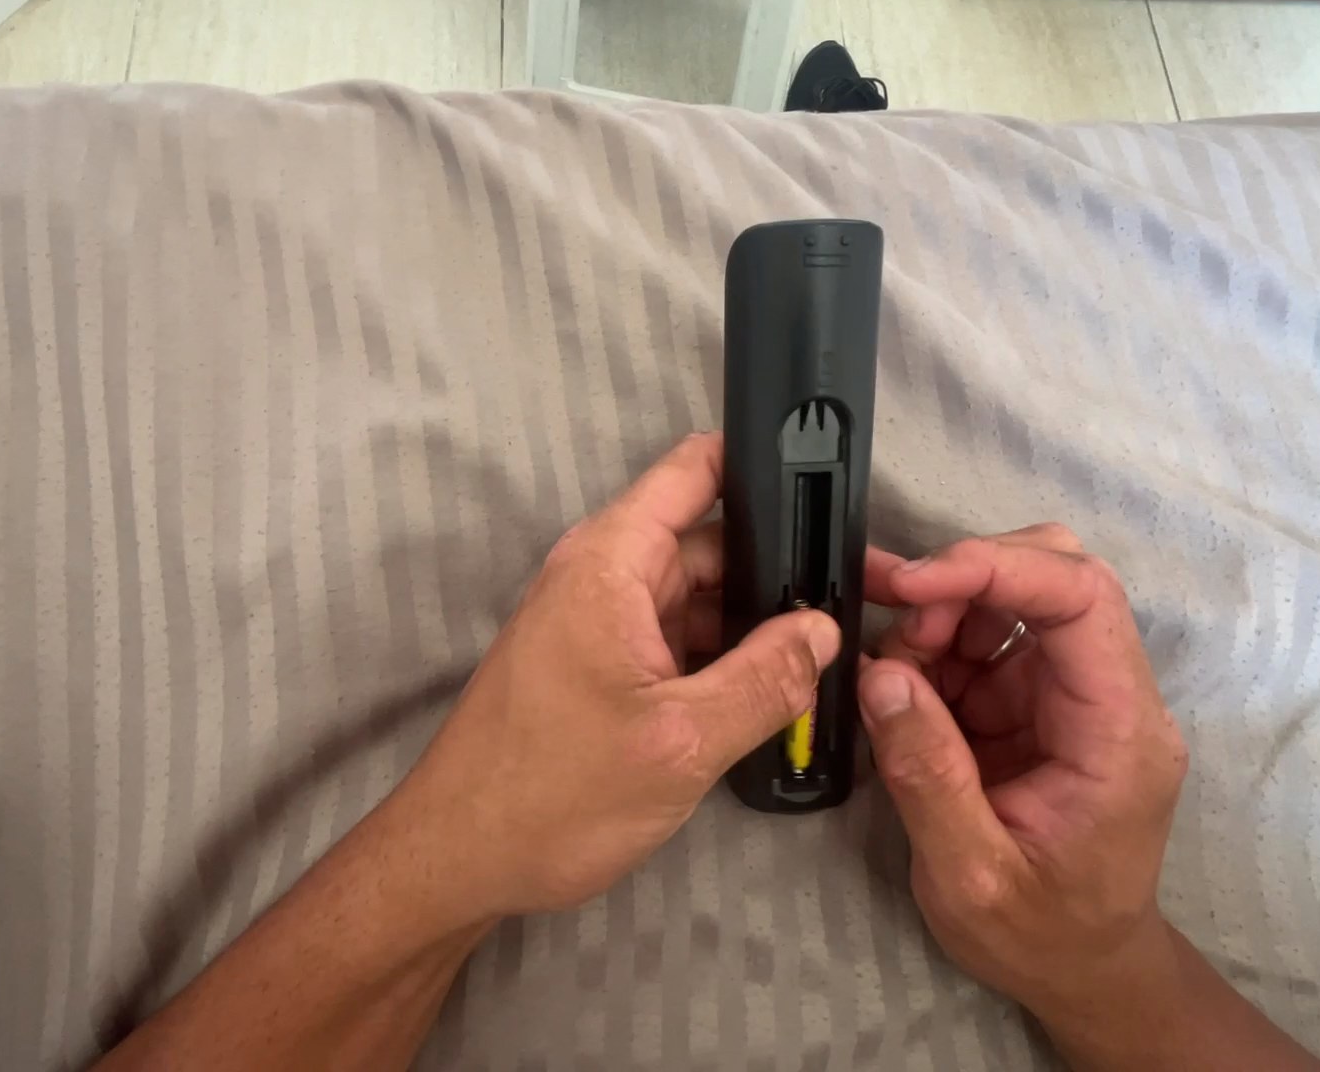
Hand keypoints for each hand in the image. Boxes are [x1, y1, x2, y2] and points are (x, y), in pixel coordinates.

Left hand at [385, 432, 840, 918]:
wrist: (460, 856)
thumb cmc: (556, 793)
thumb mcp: (681, 740)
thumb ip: (765, 679)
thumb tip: (823, 631)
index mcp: (612, 560)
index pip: (695, 469)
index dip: (763, 462)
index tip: (832, 485)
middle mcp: (606, 574)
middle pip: (710, 541)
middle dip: (777, 568)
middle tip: (858, 601)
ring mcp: (603, 619)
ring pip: (699, 596)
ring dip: (752, 622)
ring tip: (823, 653)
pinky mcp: (604, 662)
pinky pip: (677, 638)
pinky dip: (721, 657)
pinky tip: (769, 688)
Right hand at [857, 524, 1188, 1021]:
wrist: (1076, 968)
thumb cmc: (1039, 933)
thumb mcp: (970, 875)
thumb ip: (926, 775)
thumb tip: (880, 674)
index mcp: (1117, 730)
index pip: (1080, 598)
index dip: (993, 567)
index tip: (908, 586)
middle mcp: (1100, 693)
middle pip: (1047, 575)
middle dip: (957, 582)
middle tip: (891, 626)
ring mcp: (1059, 691)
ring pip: (999, 599)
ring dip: (929, 617)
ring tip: (882, 674)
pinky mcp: (1021, 699)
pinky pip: (970, 640)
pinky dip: (921, 646)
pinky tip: (891, 684)